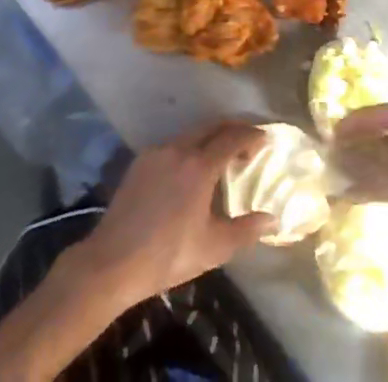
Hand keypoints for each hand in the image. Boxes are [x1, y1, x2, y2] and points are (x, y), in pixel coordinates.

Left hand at [71, 122, 274, 307]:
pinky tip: (192, 166)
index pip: (232, 138)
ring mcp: (156, 153)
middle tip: (249, 139)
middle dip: (233, 128)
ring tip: (223, 153)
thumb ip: (247, 230)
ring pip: (190, 133)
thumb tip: (273, 219)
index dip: (252, 136)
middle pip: (211, 126)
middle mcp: (178, 149)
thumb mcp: (214, 248)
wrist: (113, 261)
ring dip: (211, 136)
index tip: (266, 139)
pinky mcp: (140, 162)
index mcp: (199, 166)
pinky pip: (173, 144)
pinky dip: (190, 146)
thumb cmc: (168, 255)